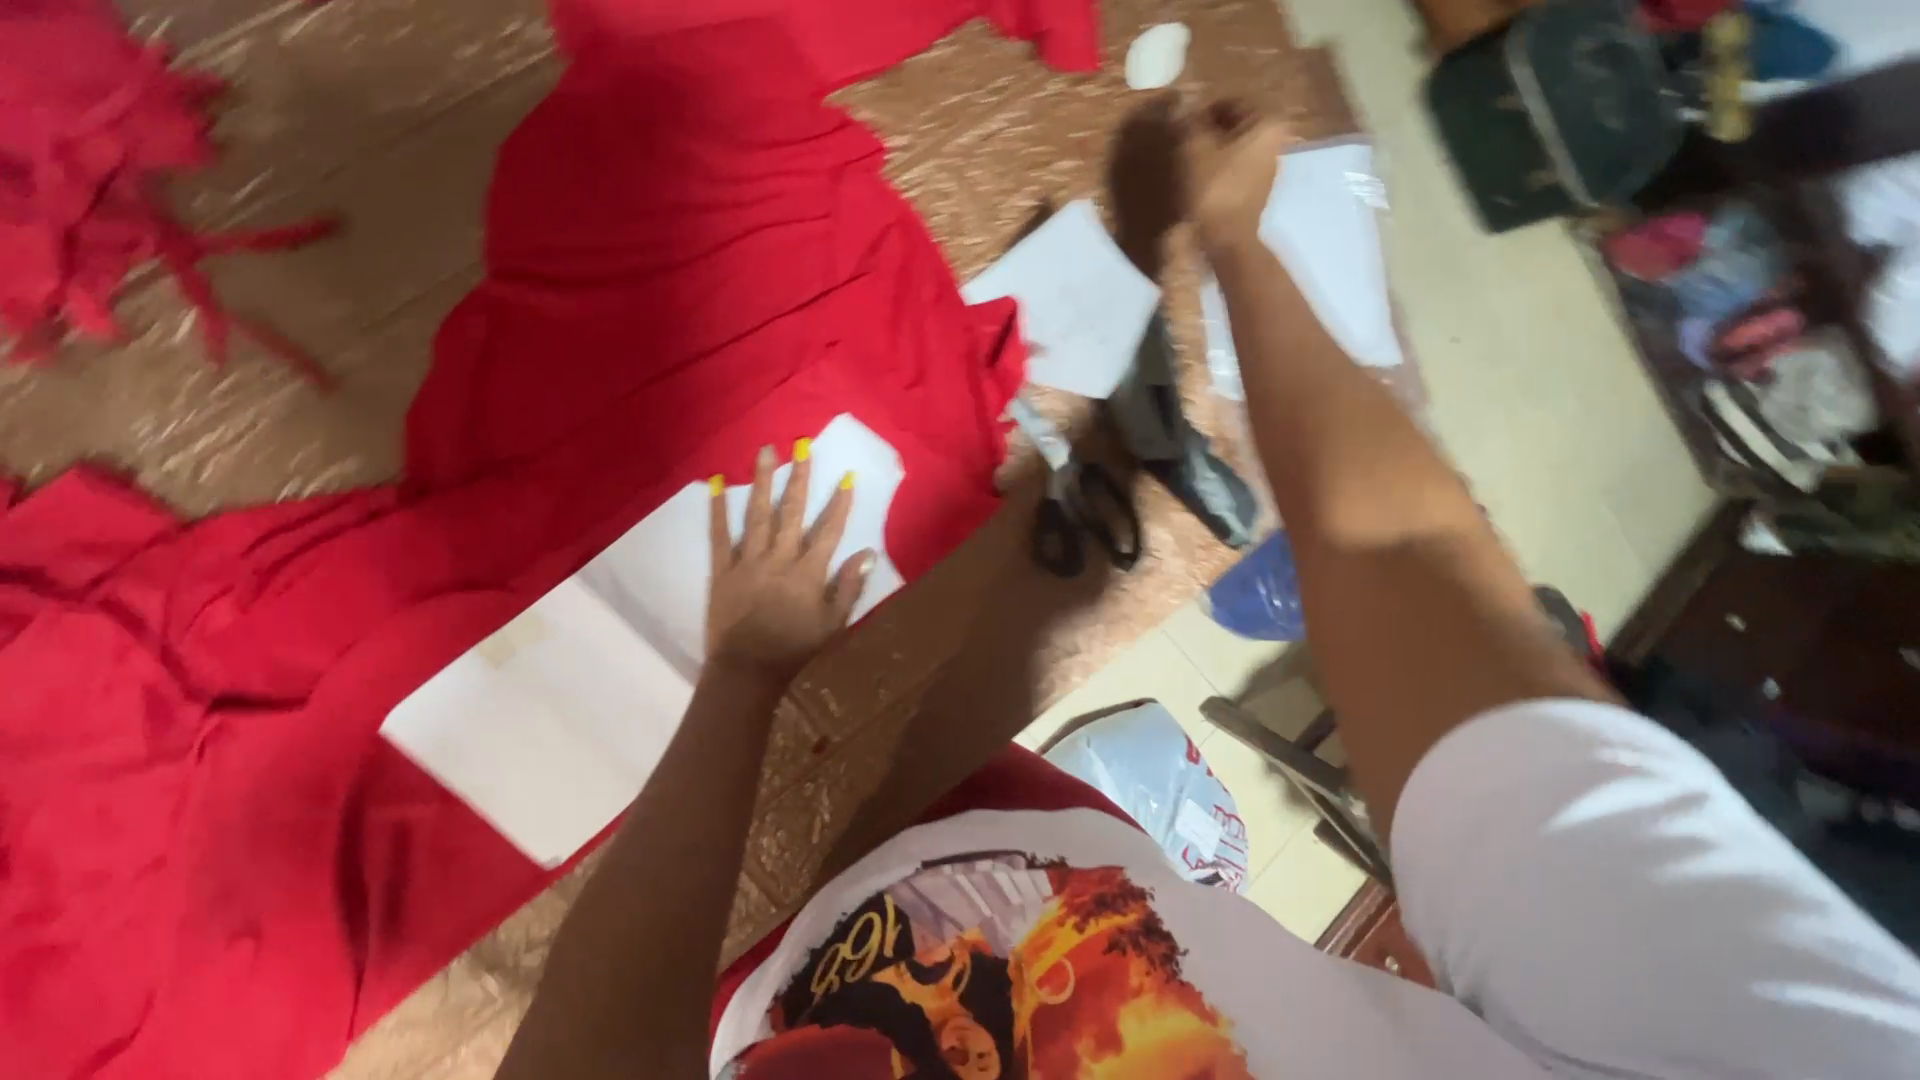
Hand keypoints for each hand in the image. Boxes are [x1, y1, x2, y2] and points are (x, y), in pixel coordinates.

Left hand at [706, 443, 873, 685]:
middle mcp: (779, 559)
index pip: (828, 530)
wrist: (747, 671)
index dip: (839, 503)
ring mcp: (748, 562)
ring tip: (766, 451)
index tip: (847, 477)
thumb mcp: (833, 623)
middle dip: (800, 478)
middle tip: (803, 446)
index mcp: (808, 572)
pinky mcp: (722, 571)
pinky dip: (717, 509)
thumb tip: (867, 553)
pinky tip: (715, 484)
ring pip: (758, 515)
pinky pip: (719, 536)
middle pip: (792, 512)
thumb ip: (849, 587)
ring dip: (762, 481)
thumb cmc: (795, 650)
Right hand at [1180, 100, 1288, 254]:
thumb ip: (1189, 119)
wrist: (1228, 240)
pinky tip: (1203, 180)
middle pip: (1237, 123)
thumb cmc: (1213, 189)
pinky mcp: (1261, 190)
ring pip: (1237, 146)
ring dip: (1215, 149)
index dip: (1204, 107)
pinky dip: (1221, 168)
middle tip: (1184, 139)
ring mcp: (1271, 166)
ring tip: (1190, 160)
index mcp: (1268, 121)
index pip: (1232, 99)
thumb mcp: (1195, 148)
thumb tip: (1182, 96)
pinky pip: (1238, 168)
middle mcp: (1277, 139)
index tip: (1183, 120)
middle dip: (1210, 128)